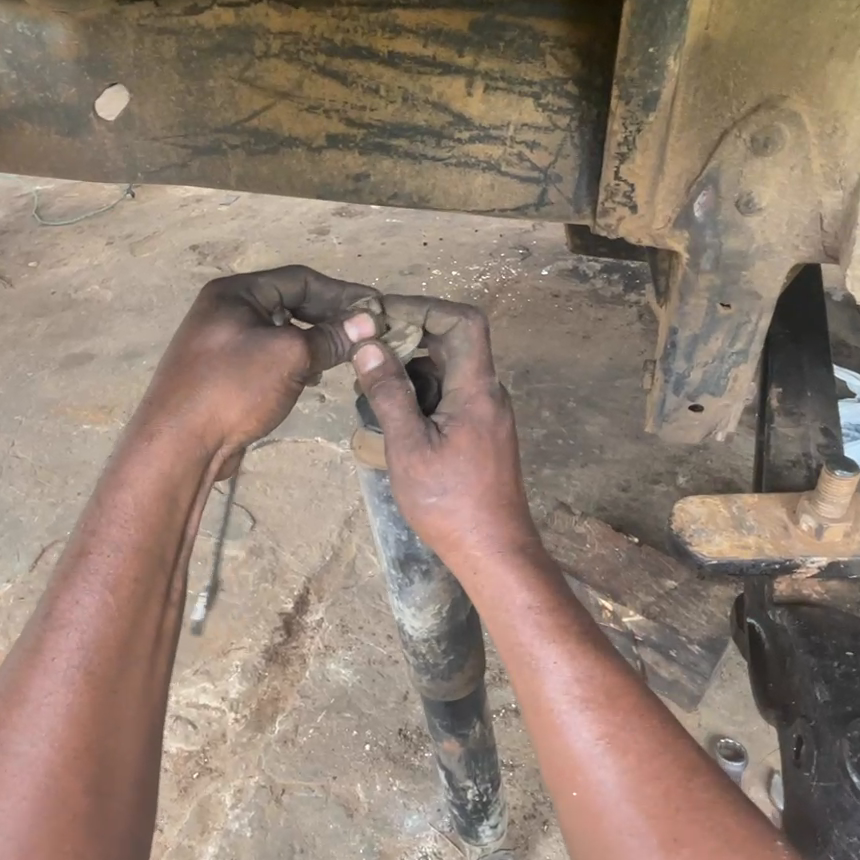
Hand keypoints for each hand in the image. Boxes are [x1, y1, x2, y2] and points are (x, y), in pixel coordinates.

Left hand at [137, 266, 378, 469]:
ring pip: (281, 333)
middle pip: (290, 304)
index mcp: (236, 292)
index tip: (375, 309)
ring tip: (342, 357)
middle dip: (329, 318)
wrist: (179, 444)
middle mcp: (226, 310)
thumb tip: (368, 323)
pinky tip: (311, 379)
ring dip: (314, 342)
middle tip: (364, 334)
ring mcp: (222, 343)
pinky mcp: (224, 374)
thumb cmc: (233, 388)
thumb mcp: (290, 355)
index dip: (342, 293)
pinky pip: (268, 357)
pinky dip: (294, 363)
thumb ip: (330, 337)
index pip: (300, 279)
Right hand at [350, 297, 541, 574]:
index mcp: (477, 389)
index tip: (384, 316)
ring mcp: (485, 415)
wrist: (493, 551)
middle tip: (365, 354)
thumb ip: (389, 393)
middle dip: (407, 341)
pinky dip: (419, 397)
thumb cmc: (449, 501)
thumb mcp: (409, 446)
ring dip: (409, 372)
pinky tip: (390, 419)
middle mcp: (487, 393)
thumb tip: (368, 344)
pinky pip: (448, 397)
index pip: (464, 321)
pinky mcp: (479, 434)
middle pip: (452, 344)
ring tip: (369, 391)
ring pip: (446, 372)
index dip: (426, 307)